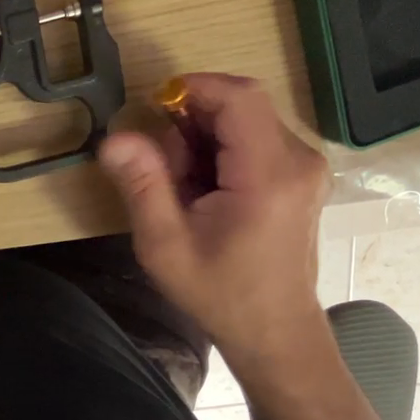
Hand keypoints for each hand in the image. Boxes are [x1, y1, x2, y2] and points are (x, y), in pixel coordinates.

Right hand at [97, 73, 330, 362]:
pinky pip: (257, 141)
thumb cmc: (218, 292)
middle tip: (162, 167)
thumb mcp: (165, 244)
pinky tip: (204, 191)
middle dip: (193, 123)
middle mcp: (298, 160)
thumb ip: (142, 185)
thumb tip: (114, 138)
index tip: (154, 106)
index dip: (194, 88)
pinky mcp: (302, 177)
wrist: (274, 330)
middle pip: (242, 107)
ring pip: (247, 123)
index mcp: (267, 175)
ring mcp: (305, 168)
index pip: (240, 97)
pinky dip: (222, 153)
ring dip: (205, 140)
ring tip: (181, 186)